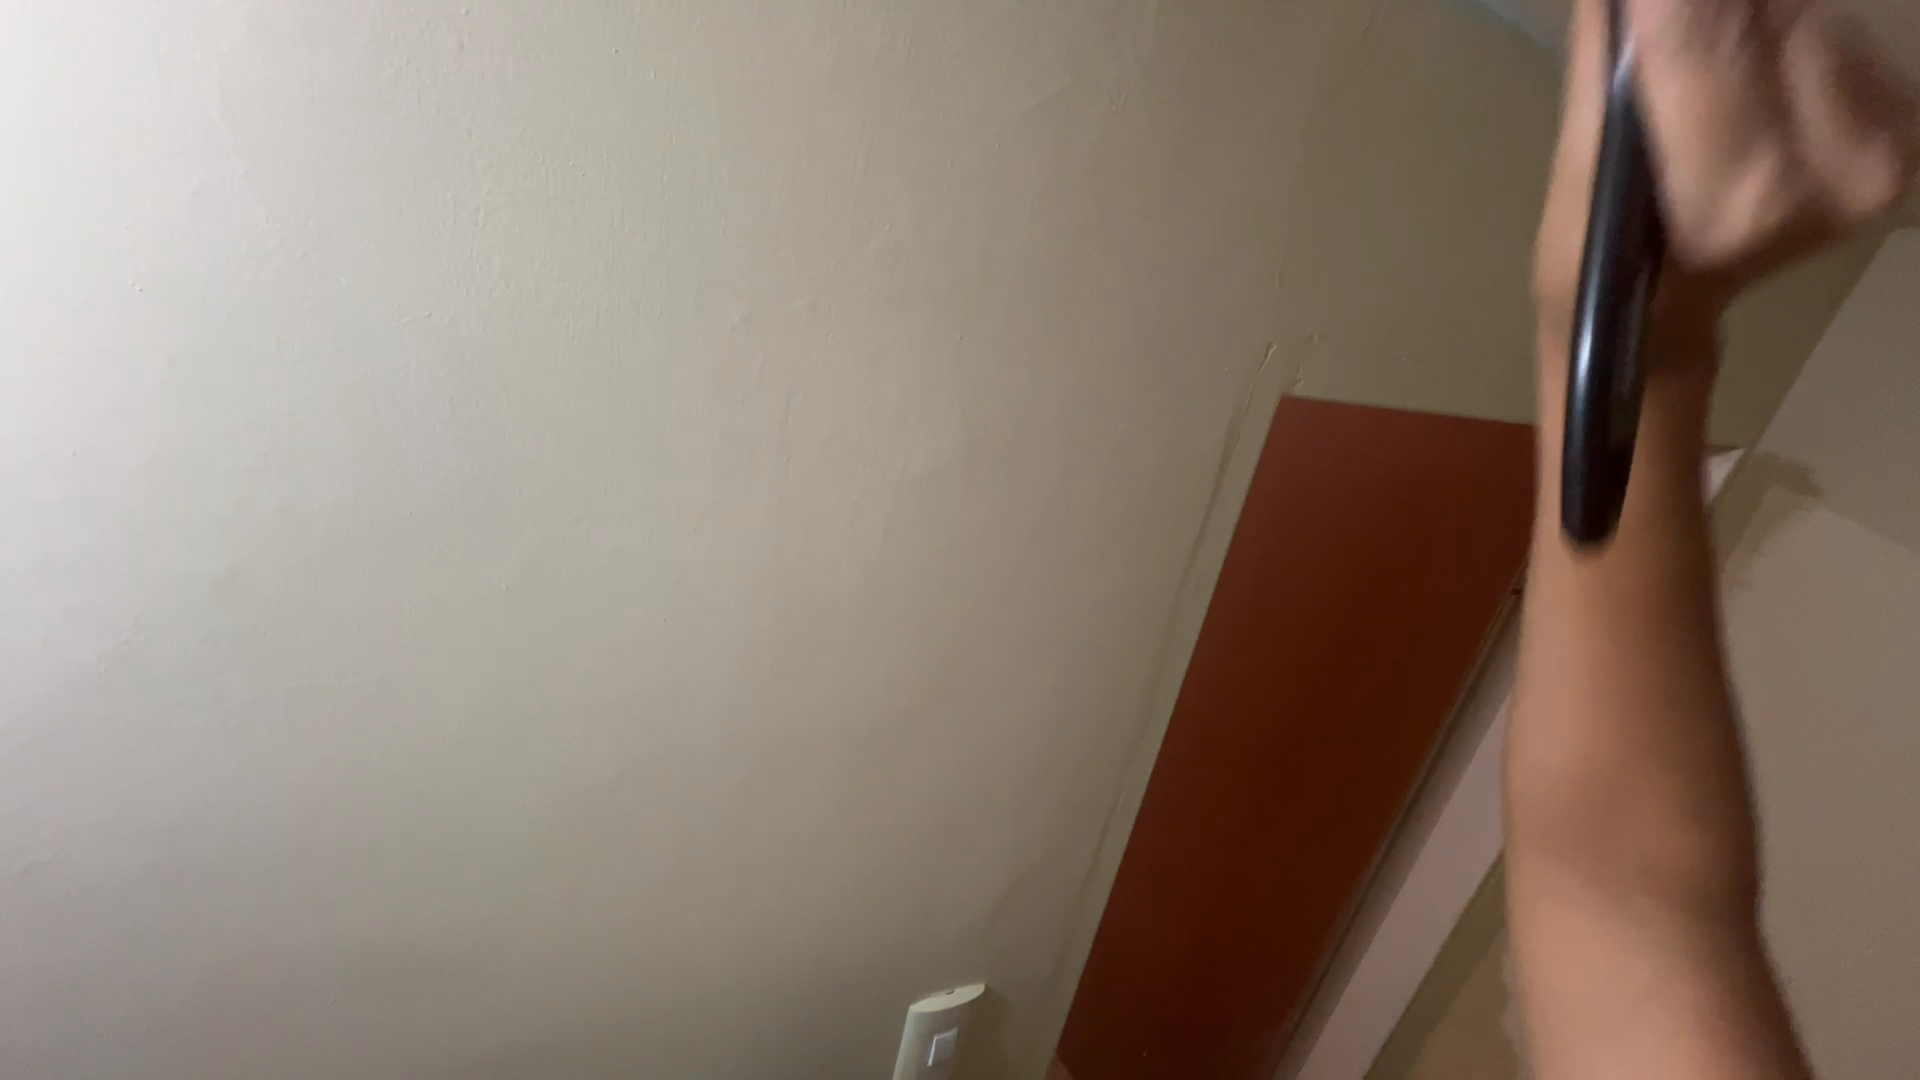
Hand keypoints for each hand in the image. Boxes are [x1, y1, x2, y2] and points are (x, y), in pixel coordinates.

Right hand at [1535, 0, 1918, 351]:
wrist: (1659, 319)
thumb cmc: (1591, 277)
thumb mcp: (1577, 189)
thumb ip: (1605, 81)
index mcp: (1741, 198)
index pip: (1704, 49)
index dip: (1667, 5)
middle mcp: (1841, 161)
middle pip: (1766, 25)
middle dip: (1698, 7)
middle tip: (1648, 9)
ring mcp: (1889, 139)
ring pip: (1806, 22)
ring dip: (1735, 15)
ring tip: (1681, 33)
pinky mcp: (1906, 118)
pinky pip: (1832, 38)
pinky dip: (1772, 31)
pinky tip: (1730, 56)